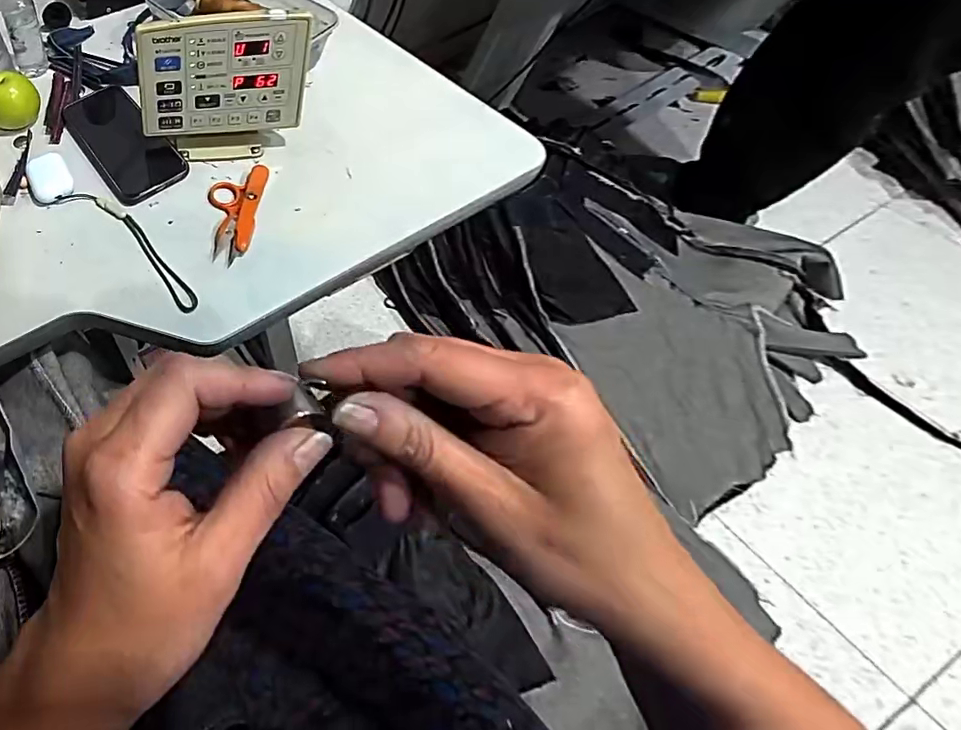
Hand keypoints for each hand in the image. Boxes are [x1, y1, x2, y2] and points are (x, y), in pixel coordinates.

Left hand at [0, 355, 331, 729]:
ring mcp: (89, 440)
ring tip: (263, 421)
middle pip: (170, 374)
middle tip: (281, 408)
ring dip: (214, 395)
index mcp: (119, 464)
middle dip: (231, 383)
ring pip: (160, 384)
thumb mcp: (217, 562)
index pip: (182, 382)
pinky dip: (192, 410)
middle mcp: (94, 437)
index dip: (240, 378)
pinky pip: (148, 406)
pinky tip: (228, 433)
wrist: (82, 665)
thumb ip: (264, 487)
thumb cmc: (145, 628)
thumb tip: (309, 437)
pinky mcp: (96, 451)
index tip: (287, 392)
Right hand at [305, 333, 686, 643]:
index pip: (427, 356)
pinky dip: (420, 450)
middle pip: (422, 370)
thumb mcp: (491, 507)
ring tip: (399, 499)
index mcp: (537, 387)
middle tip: (364, 469)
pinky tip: (418, 491)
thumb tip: (349, 408)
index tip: (312, 379)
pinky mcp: (511, 411)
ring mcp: (520, 390)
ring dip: (399, 442)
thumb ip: (419, 447)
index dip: (363, 364)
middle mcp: (528, 373)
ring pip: (425, 395)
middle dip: (382, 416)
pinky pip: (444, 415)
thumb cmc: (586, 561)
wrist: (648, 603)